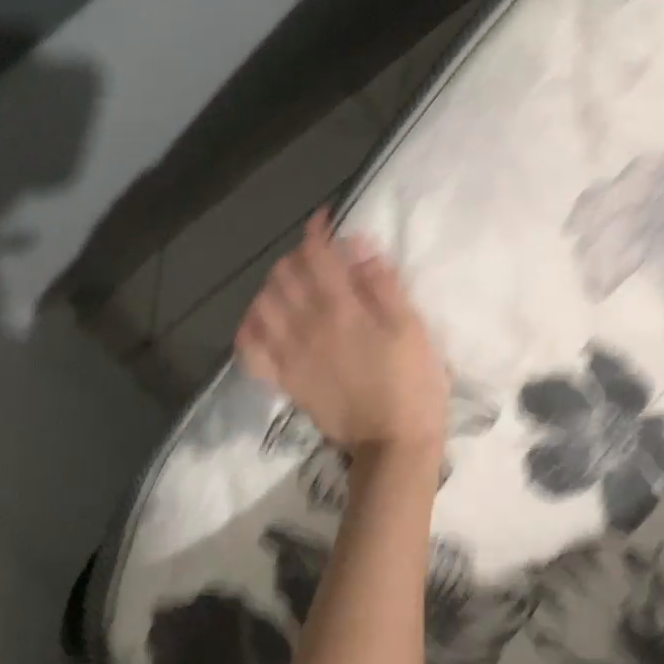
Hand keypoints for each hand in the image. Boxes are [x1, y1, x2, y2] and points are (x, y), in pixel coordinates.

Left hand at [236, 211, 449, 453]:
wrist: (394, 442)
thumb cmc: (413, 384)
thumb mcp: (412, 329)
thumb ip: (383, 285)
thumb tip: (358, 245)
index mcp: (343, 309)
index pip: (317, 255)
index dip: (316, 231)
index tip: (324, 221)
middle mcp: (308, 325)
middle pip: (284, 275)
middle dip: (295, 256)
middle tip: (315, 258)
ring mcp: (291, 355)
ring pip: (262, 305)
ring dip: (272, 286)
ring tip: (290, 287)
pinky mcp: (285, 381)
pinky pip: (250, 350)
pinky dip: (249, 329)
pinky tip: (262, 323)